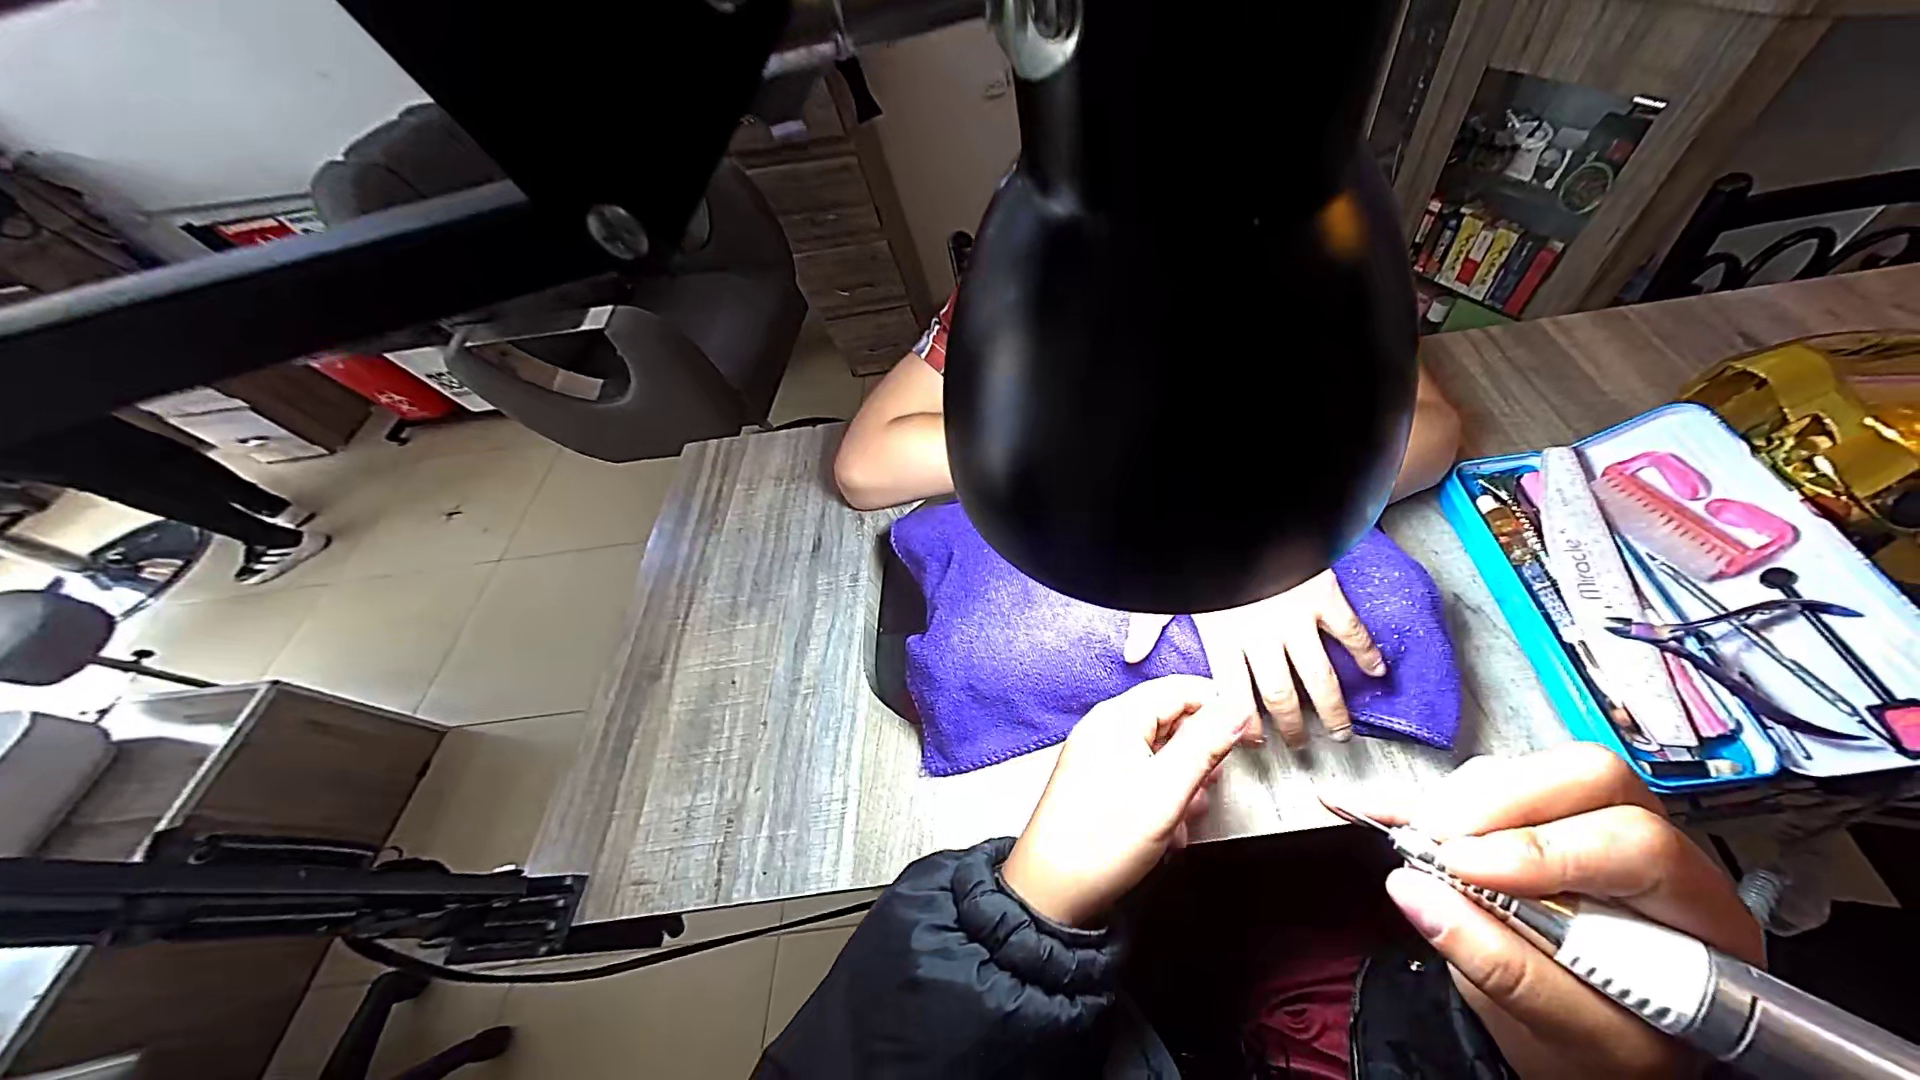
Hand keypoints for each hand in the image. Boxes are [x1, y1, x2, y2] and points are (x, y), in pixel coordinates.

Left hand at [1002, 676, 1243, 927]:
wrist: (1052, 891)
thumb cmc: (1103, 839)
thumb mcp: (1167, 789)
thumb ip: (1204, 743)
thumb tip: (1236, 705)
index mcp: (1118, 716)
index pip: (1180, 688)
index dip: (1220, 706)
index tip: (1250, 735)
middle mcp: (1106, 727)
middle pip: (1172, 719)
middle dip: (1200, 755)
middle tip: (1207, 788)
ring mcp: (1101, 754)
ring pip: (1164, 752)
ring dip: (1184, 784)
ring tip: (1180, 818)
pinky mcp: (1101, 781)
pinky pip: (1147, 775)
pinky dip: (1165, 798)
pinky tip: (1166, 831)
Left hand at [1125, 570, 1385, 747]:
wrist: (1239, 512)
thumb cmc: (1200, 553)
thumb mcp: (1169, 591)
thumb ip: (1150, 625)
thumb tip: (1132, 655)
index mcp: (1221, 636)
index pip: (1234, 692)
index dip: (1246, 721)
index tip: (1255, 741)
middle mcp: (1259, 635)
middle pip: (1280, 693)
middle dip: (1292, 724)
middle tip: (1302, 745)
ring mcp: (1295, 617)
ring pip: (1318, 675)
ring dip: (1332, 707)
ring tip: (1340, 730)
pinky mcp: (1322, 596)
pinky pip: (1350, 631)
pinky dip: (1366, 653)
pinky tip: (1376, 671)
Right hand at [1357, 744, 1764, 1078]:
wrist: (1583, 1047)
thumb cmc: (1609, 1052)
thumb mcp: (1577, 1035)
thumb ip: (1507, 969)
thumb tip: (1413, 890)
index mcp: (1693, 910)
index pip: (1632, 841)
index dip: (1544, 847)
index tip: (1467, 869)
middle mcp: (1641, 850)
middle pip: (1584, 777)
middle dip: (1499, 800)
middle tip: (1440, 837)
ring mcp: (1570, 826)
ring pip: (1516, 773)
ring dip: (1456, 803)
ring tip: (1420, 845)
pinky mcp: (1507, 822)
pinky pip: (1458, 792)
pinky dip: (1406, 802)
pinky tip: (1365, 809)